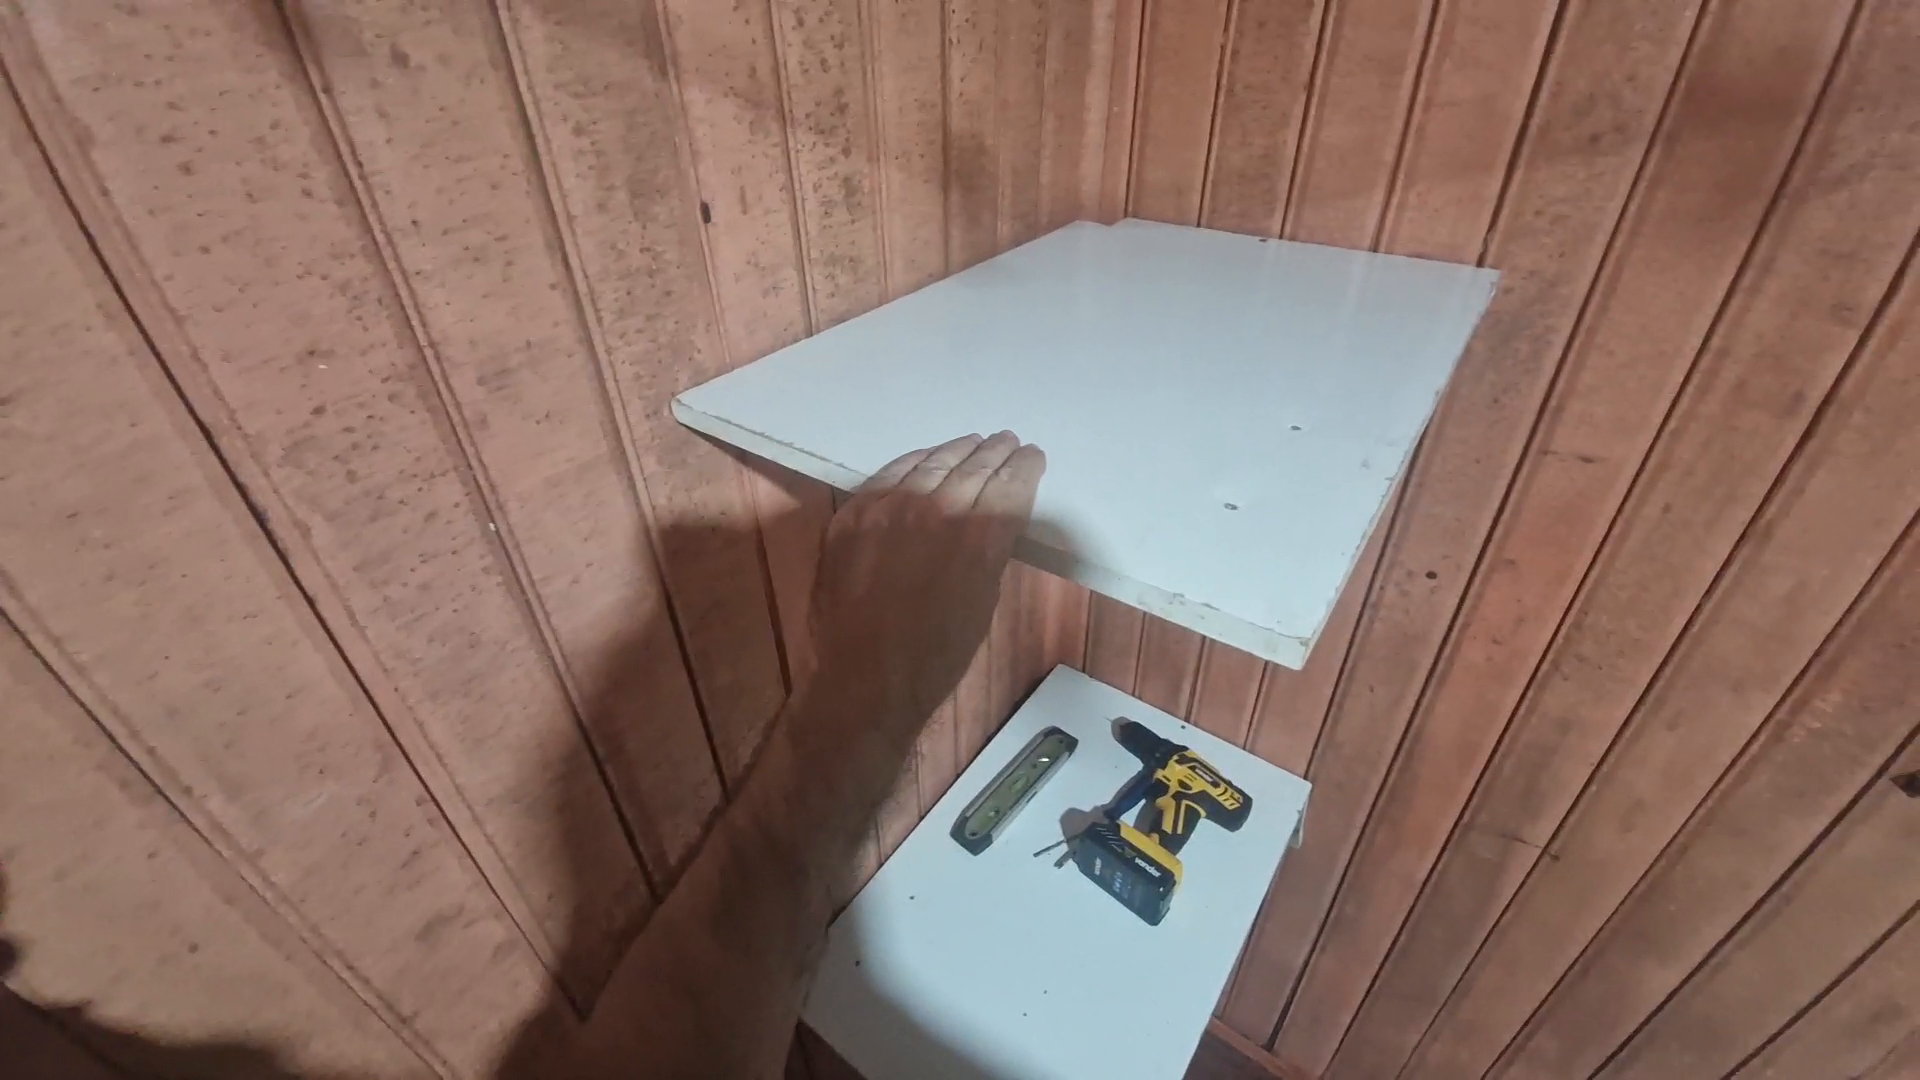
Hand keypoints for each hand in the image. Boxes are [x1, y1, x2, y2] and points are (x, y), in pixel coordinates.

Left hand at [806, 432, 1045, 722]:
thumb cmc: (936, 654)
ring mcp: (889, 506)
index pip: (1011, 484)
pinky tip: (926, 458)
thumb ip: (988, 551)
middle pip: (974, 466)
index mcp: (979, 536)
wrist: (865, 676)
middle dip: (995, 453)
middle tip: (1007, 442)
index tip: (1032, 457)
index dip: (1025, 467)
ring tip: (974, 443)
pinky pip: (889, 474)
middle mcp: (937, 509)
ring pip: (932, 462)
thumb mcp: (983, 600)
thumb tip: (990, 524)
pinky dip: (914, 462)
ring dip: (958, 451)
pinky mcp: (854, 512)